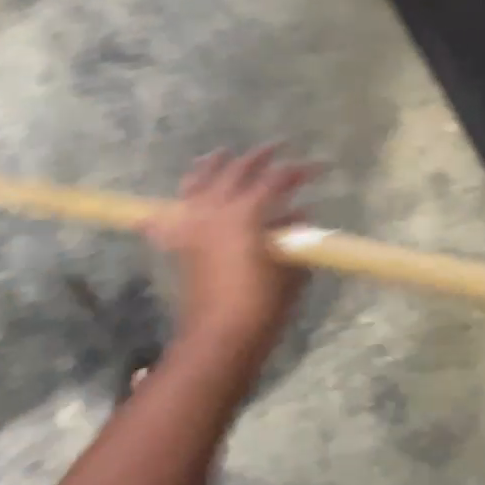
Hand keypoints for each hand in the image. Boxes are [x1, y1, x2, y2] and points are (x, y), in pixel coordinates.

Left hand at [143, 146, 316, 355]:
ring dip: (212, 165)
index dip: (300, 170)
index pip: (276, 179)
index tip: (319, 167)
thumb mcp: (291, 270)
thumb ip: (295, 238)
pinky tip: (165, 205)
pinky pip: (169, 215)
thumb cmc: (263, 305)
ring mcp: (192, 222)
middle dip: (258, 157)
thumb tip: (298, 217)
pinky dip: (168, 208)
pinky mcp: (178, 241)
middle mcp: (214, 208)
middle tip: (276, 149)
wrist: (220, 335)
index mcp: (246, 211)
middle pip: (236, 170)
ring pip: (198, 181)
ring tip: (221, 155)